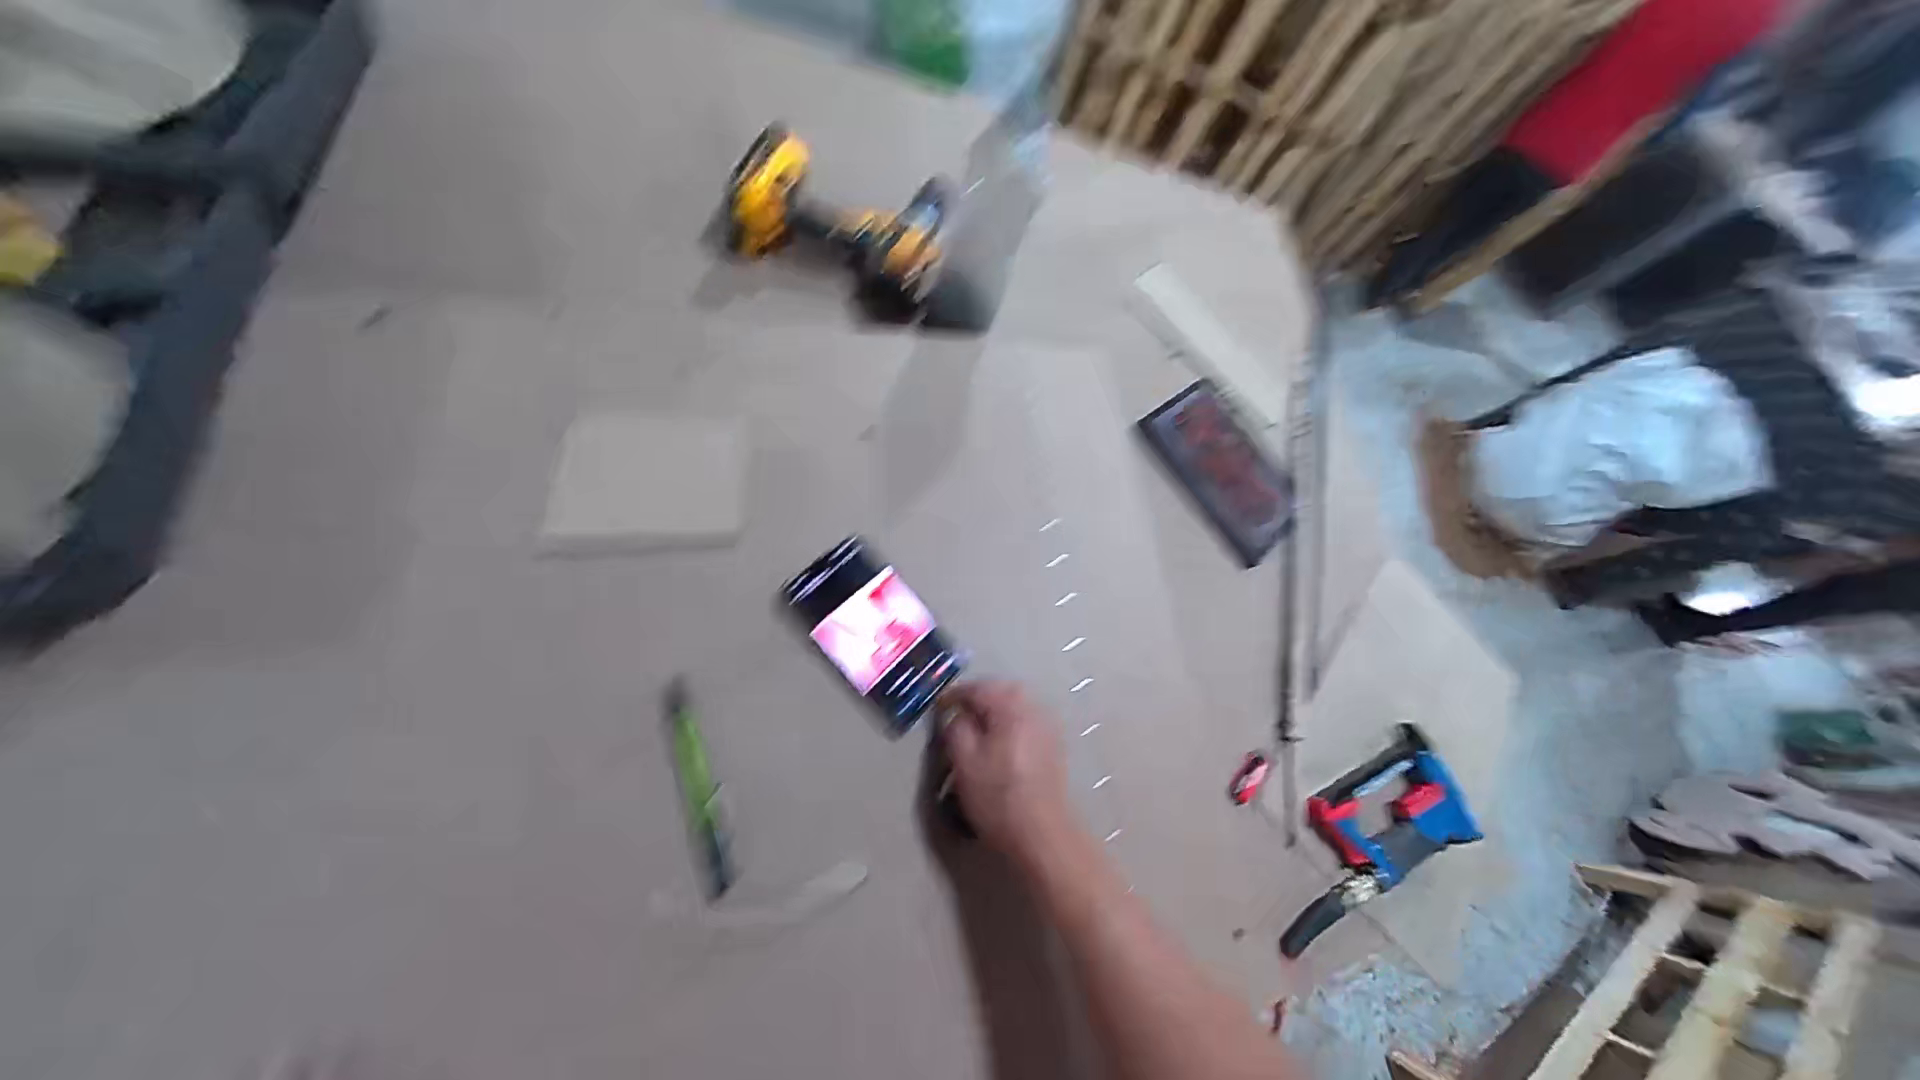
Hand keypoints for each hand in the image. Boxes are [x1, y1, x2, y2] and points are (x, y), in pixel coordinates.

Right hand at [939, 680, 1077, 861]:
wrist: (1042, 834)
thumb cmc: (998, 797)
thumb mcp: (964, 762)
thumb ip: (955, 728)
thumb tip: (957, 714)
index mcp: (1011, 708)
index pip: (977, 688)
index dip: (953, 696)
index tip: (937, 708)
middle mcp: (1034, 709)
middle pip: (1000, 691)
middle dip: (976, 698)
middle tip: (956, 714)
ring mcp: (1048, 727)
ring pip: (1015, 705)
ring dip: (994, 710)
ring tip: (975, 730)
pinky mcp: (1053, 745)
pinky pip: (1026, 721)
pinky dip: (1009, 724)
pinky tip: (998, 743)